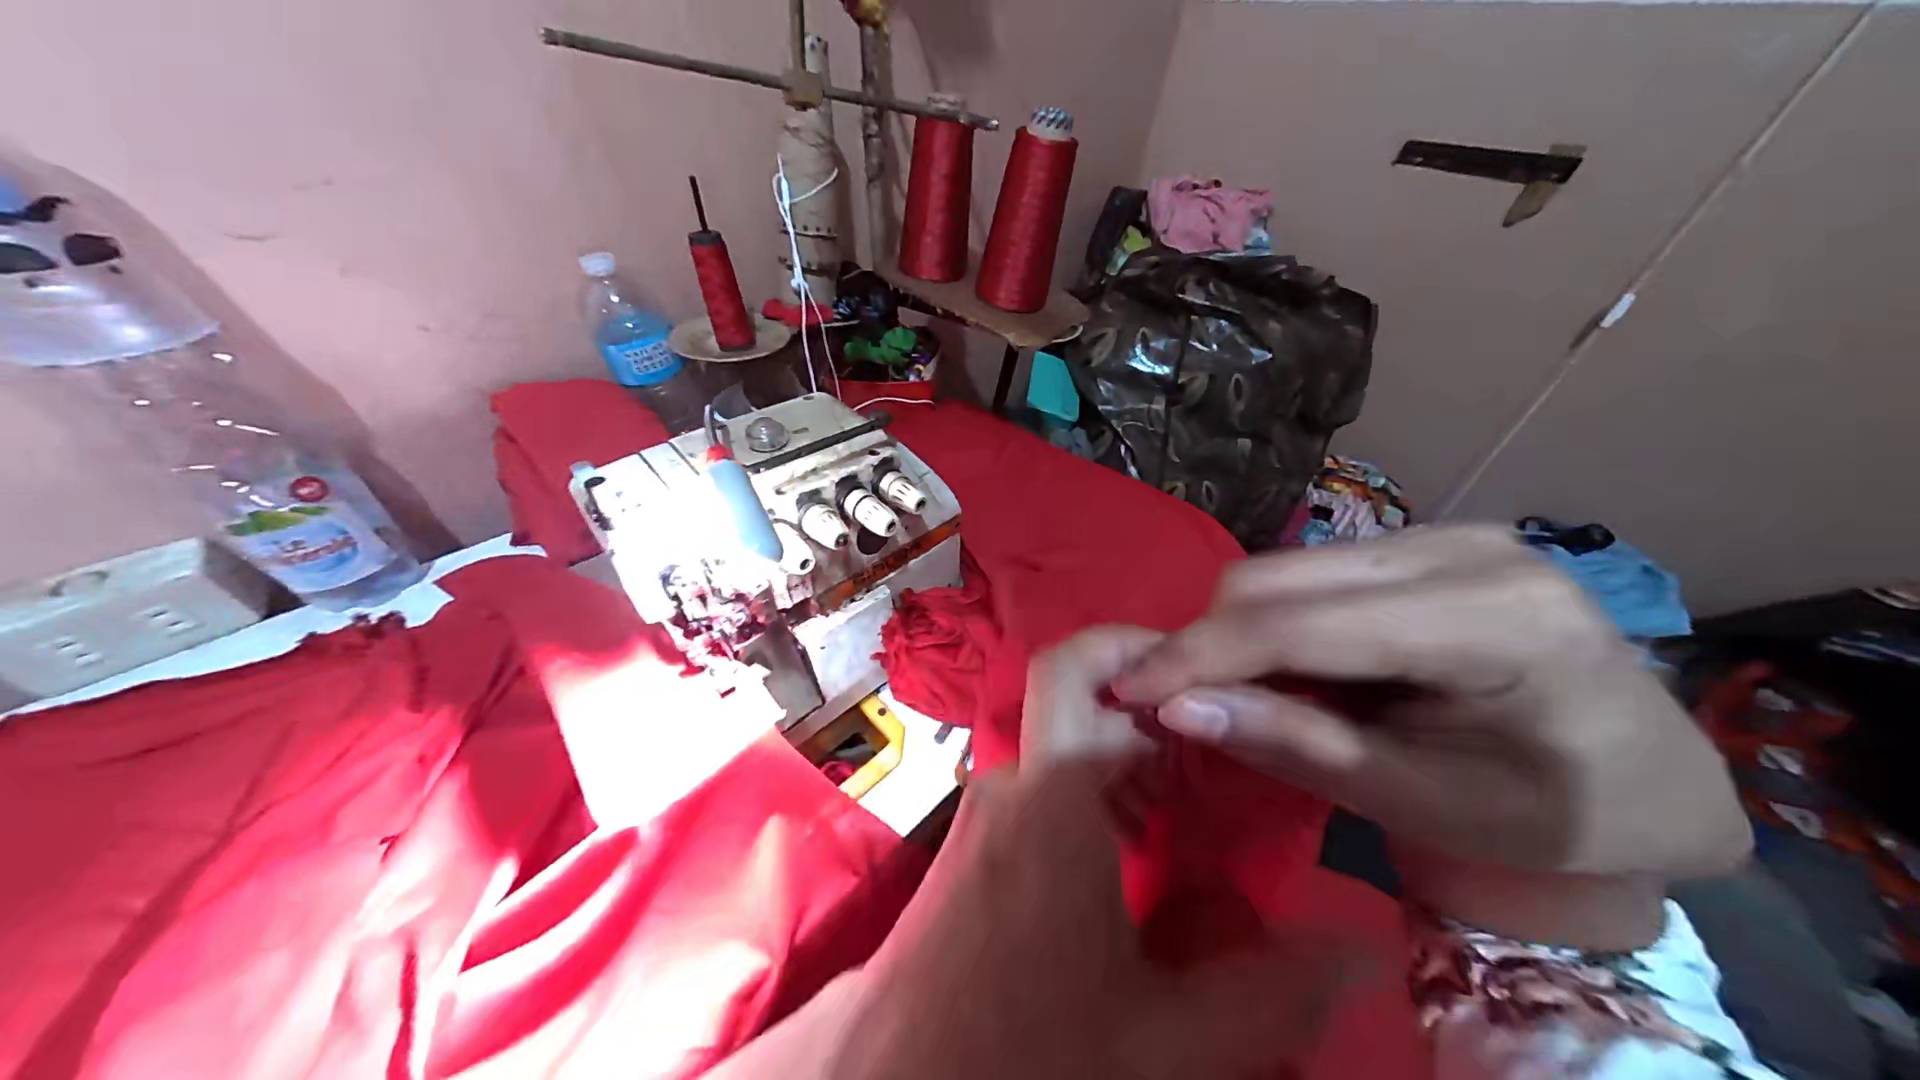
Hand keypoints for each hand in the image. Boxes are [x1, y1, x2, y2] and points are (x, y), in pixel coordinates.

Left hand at [818, 629, 1370, 1079]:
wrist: (906, 1074)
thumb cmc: (1024, 1047)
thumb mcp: (1160, 1038)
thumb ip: (1267, 991)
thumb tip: (1361, 949)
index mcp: (1053, 796)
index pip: (1074, 665)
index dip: (1136, 643)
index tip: (1207, 668)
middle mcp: (1015, 780)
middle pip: (1088, 701)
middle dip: (1162, 710)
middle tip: (1236, 742)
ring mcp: (992, 805)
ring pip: (1071, 741)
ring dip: (1135, 753)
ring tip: (1206, 792)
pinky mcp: (984, 834)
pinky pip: (1051, 780)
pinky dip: (1104, 786)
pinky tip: (1147, 839)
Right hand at [1112, 526, 1750, 947]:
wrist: (1648, 780)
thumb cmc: (1547, 817)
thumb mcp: (1420, 802)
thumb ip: (1296, 746)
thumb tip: (1174, 707)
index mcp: (1495, 621)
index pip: (1304, 624)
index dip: (1202, 654)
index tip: (1129, 688)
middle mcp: (1469, 548)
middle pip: (1280, 578)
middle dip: (1212, 640)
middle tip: (1186, 702)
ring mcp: (1452, 532)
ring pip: (1285, 566)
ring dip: (1242, 630)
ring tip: (1254, 693)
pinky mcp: (1431, 538)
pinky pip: (1312, 569)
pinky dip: (1278, 619)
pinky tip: (1300, 666)